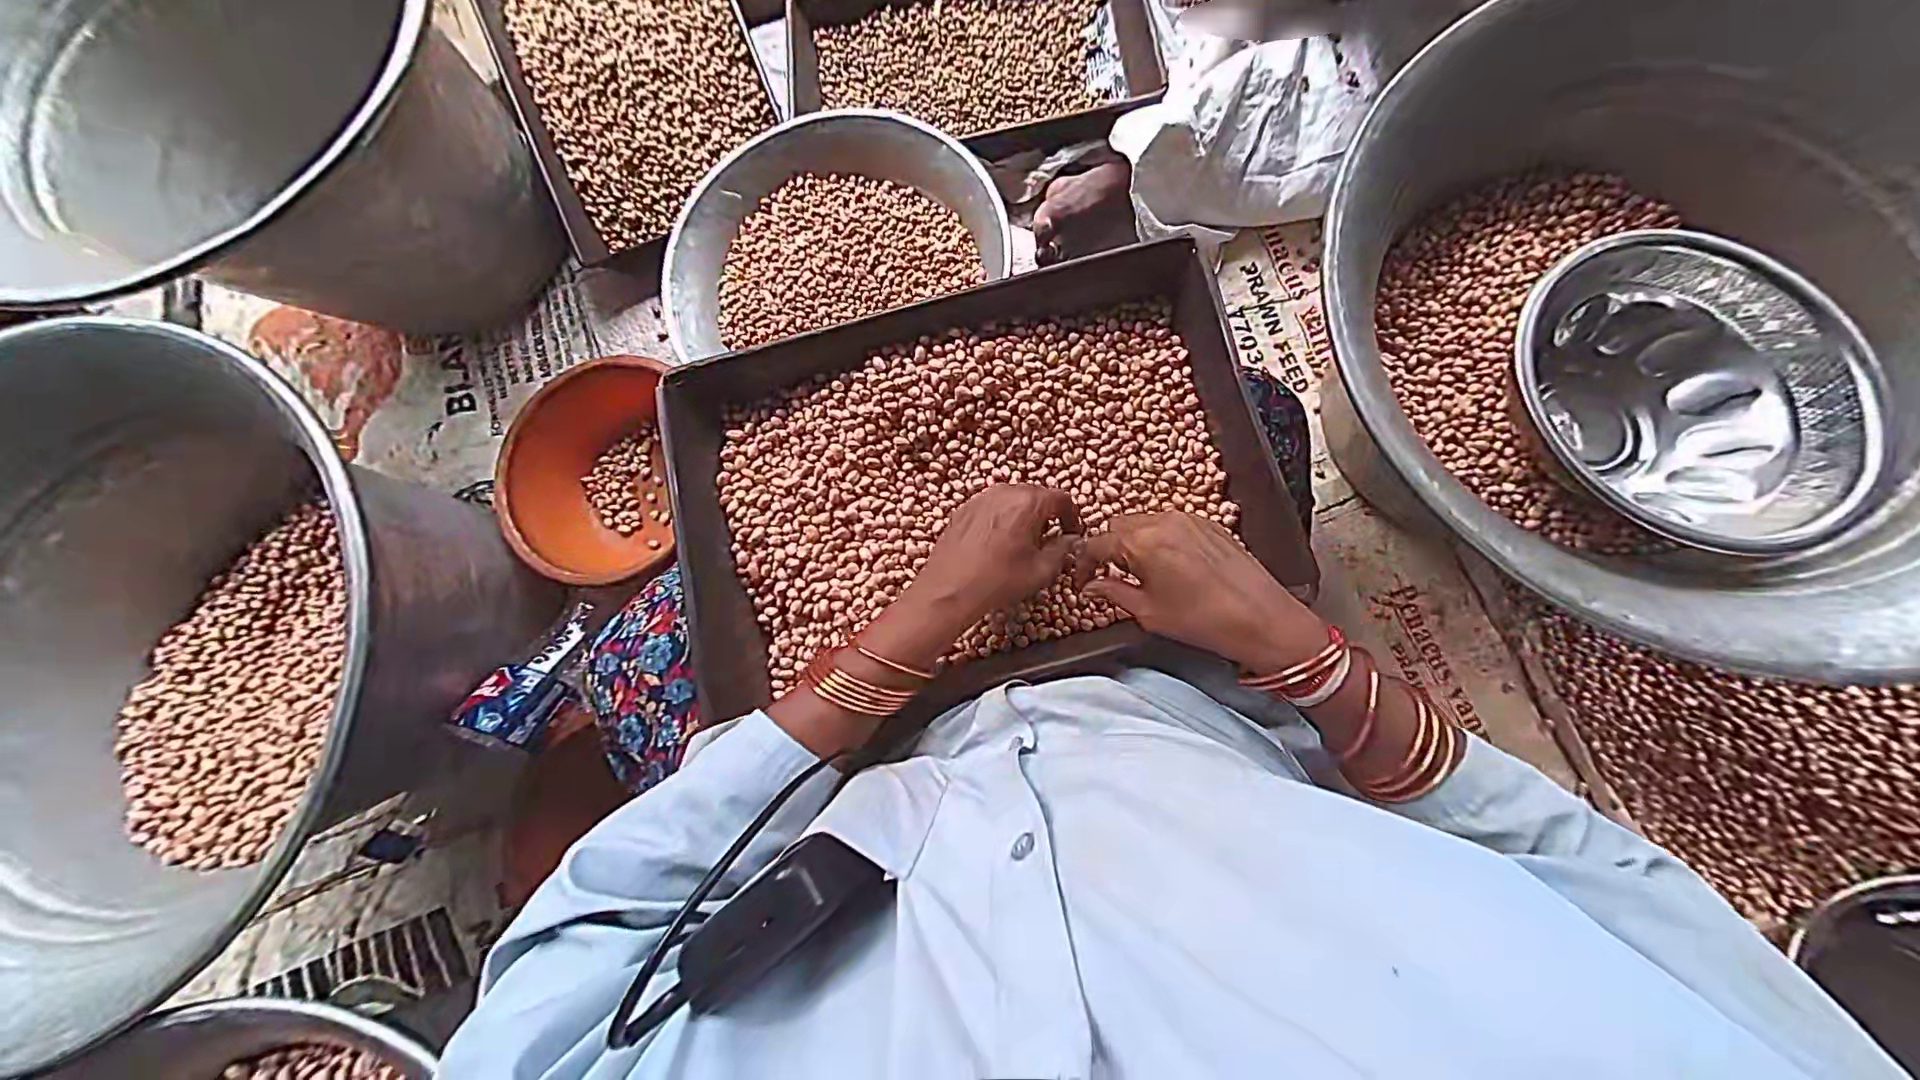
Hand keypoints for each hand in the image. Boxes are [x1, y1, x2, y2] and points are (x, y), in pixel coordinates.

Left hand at [896, 484, 1081, 640]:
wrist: (949, 590)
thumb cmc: (994, 581)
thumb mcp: (1040, 570)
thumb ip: (1062, 550)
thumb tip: (1069, 542)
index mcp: (1027, 503)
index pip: (1061, 499)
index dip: (1071, 517)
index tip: (1071, 532)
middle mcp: (1003, 494)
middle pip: (1036, 495)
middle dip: (1047, 515)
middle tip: (1050, 539)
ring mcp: (980, 500)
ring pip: (1012, 500)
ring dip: (1023, 516)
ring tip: (1024, 543)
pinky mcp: (963, 511)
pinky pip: (991, 508)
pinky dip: (1001, 519)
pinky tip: (999, 544)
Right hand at [1075, 512, 1323, 672]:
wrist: (1262, 619)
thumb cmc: (1206, 620)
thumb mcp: (1148, 612)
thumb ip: (1113, 593)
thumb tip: (1092, 586)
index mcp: (1142, 542)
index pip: (1096, 543)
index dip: (1083, 563)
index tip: (1084, 580)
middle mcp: (1163, 522)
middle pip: (1117, 526)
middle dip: (1108, 549)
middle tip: (1109, 576)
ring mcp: (1189, 519)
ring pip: (1144, 522)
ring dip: (1133, 542)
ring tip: (1140, 573)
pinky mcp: (1209, 524)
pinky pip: (1170, 524)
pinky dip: (1159, 539)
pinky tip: (1168, 566)